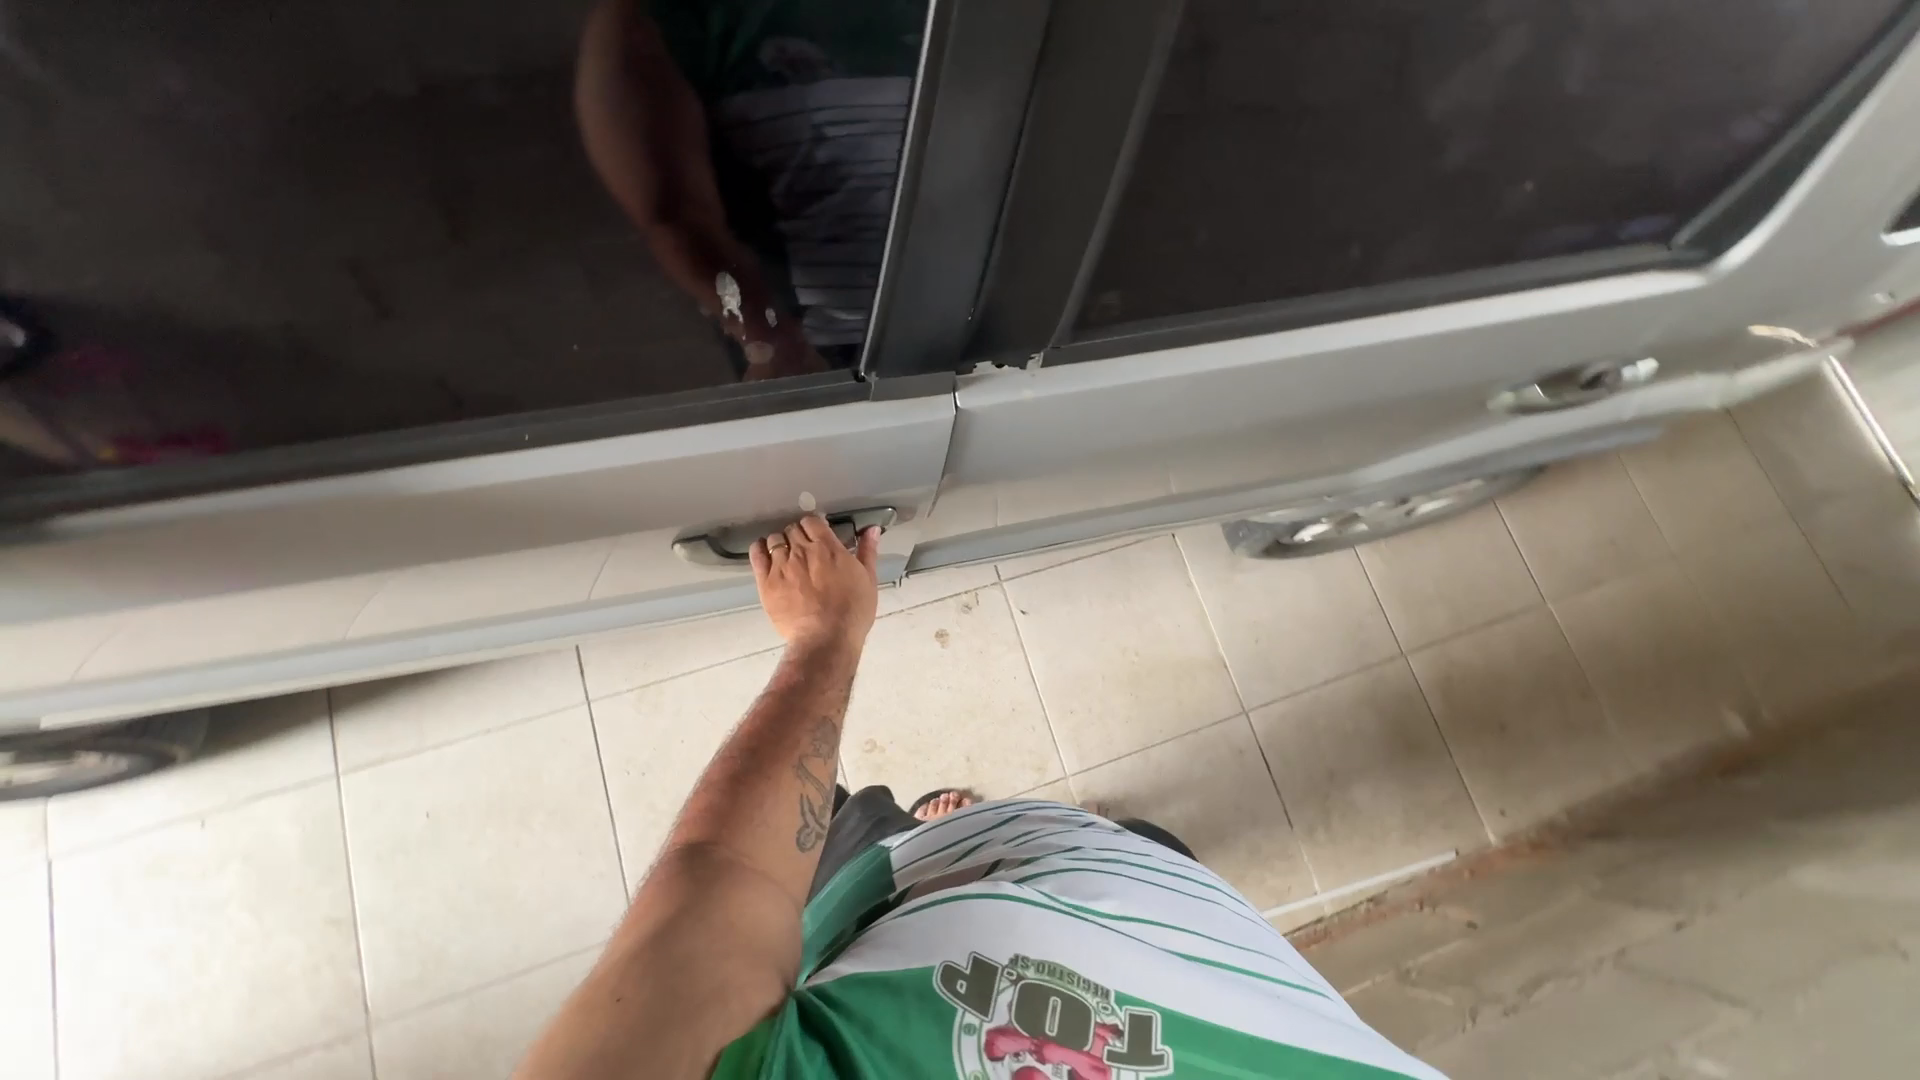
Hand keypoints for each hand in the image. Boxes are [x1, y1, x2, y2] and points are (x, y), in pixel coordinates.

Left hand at [749, 514, 880, 650]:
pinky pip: (756, 554)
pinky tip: (765, 555)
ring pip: (774, 539)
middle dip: (798, 535)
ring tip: (786, 556)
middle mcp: (802, 551)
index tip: (818, 536)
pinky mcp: (766, 582)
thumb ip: (867, 552)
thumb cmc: (853, 612)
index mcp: (828, 548)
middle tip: (804, 550)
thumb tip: (872, 529)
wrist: (826, 639)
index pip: (812, 521)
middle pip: (793, 529)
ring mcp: (781, 565)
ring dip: (781, 543)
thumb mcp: (868, 580)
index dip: (814, 526)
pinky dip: (760, 549)